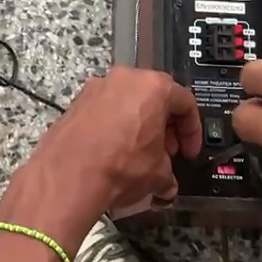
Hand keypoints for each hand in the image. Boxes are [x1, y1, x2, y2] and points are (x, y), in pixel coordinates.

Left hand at [0, 69, 200, 245]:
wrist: (69, 174)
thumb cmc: (120, 166)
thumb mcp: (158, 173)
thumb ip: (167, 173)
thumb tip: (166, 183)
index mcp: (153, 86)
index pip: (185, 103)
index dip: (192, 131)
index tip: (189, 151)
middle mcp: (125, 78)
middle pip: (155, 97)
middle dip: (165, 125)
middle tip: (167, 151)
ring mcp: (97, 87)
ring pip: (128, 101)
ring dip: (139, 124)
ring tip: (140, 154)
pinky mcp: (76, 101)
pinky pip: (105, 110)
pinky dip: (114, 126)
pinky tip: (114, 151)